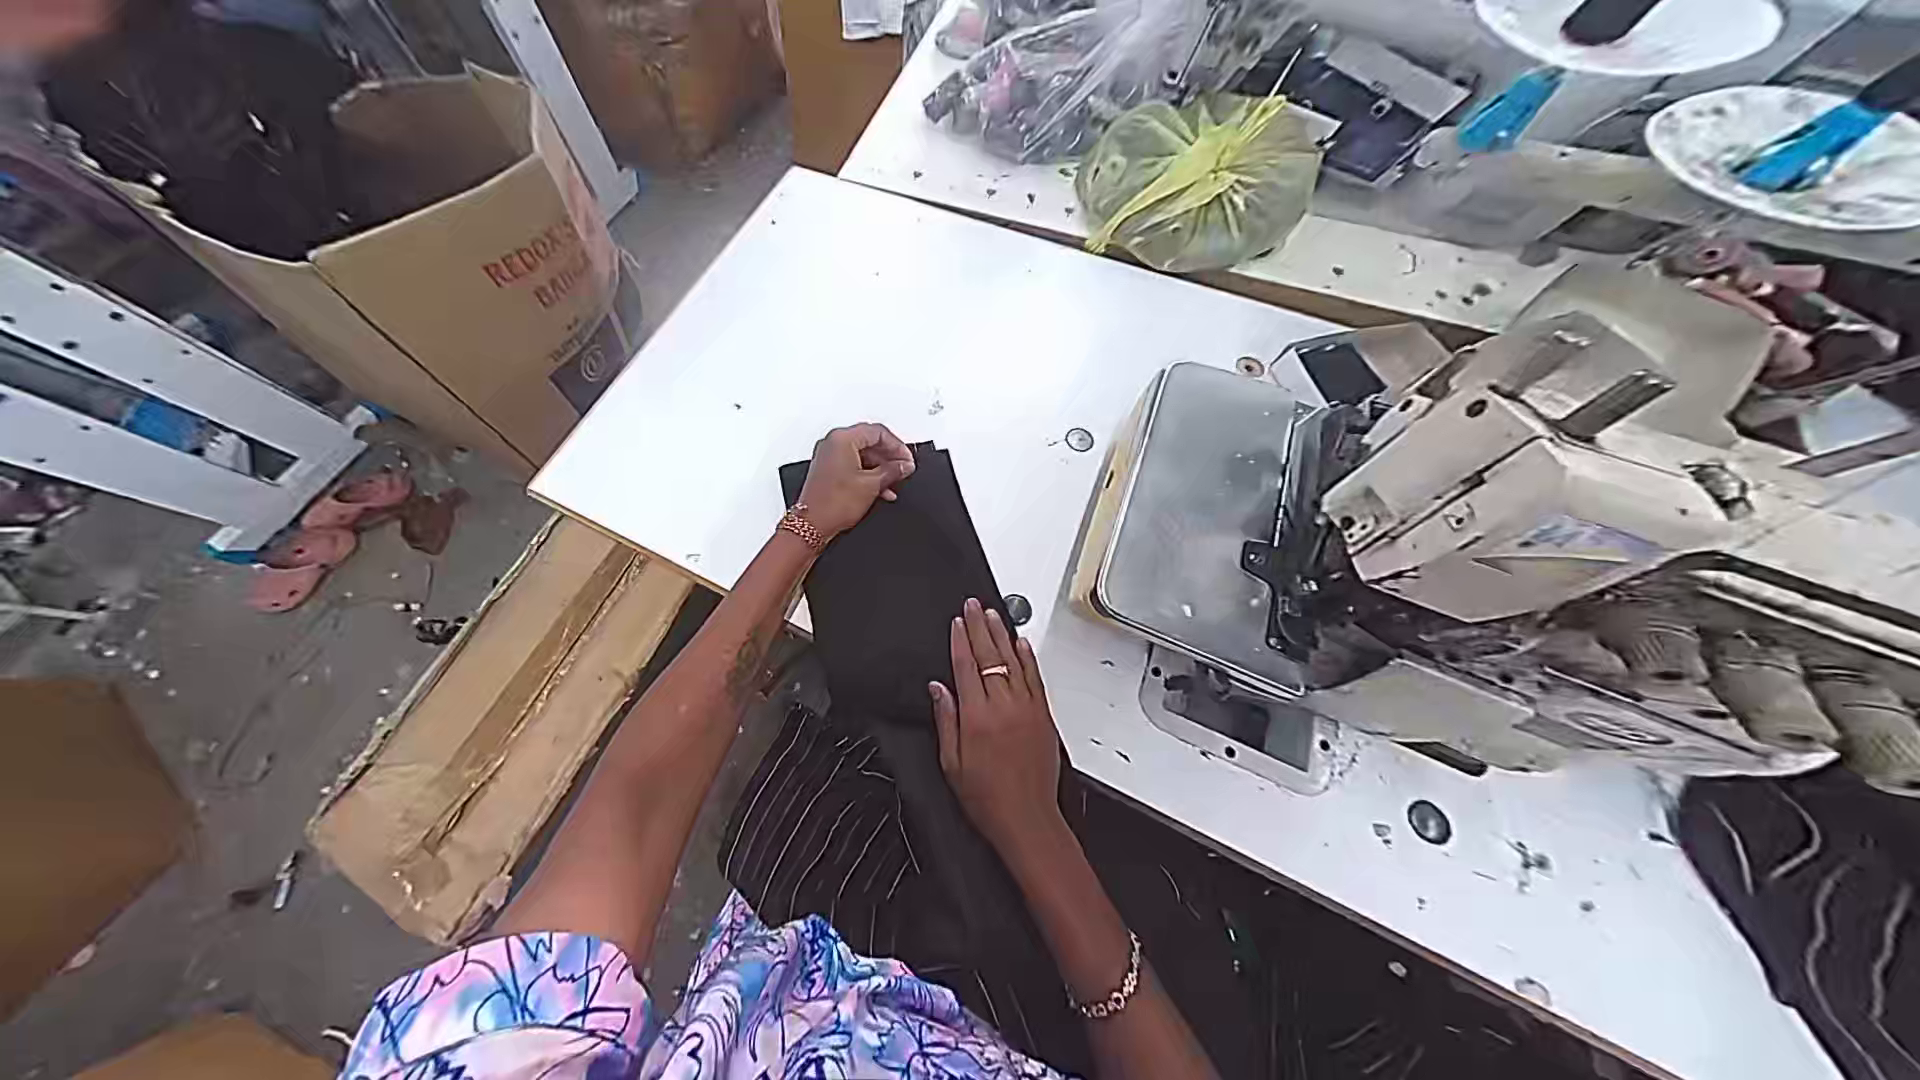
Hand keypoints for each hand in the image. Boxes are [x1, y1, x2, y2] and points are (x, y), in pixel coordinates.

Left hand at [796, 423, 915, 537]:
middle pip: (870, 442)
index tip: (907, 459)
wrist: (812, 525)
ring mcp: (829, 457)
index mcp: (842, 439)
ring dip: (881, 468)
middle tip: (904, 468)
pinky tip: (881, 488)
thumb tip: (904, 466)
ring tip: (895, 480)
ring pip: (863, 455)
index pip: (878, 432)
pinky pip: (854, 465)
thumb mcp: (872, 484)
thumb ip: (893, 470)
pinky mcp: (828, 470)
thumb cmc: (832, 504)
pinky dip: (869, 474)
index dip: (897, 446)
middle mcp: (833, 444)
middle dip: (890, 456)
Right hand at [931, 597, 1063, 858]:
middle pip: (990, 656)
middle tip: (974, 606)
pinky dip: (1028, 657)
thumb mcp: (951, 763)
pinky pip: (1035, 677)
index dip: (960, 640)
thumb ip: (945, 719)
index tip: (957, 622)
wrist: (1027, 819)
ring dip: (1002, 634)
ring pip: (1013, 661)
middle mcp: (1004, 707)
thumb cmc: (988, 798)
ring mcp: (1027, 708)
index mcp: (977, 717)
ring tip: (994, 614)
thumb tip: (938, 689)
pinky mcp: (1043, 715)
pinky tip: (1021, 643)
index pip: (966, 666)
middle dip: (980, 627)